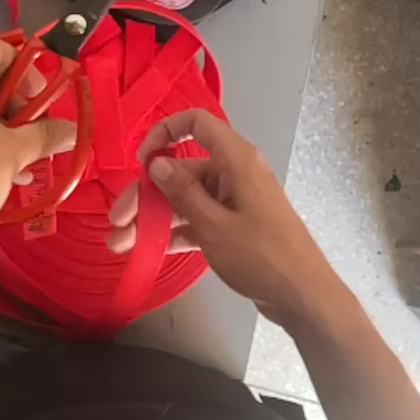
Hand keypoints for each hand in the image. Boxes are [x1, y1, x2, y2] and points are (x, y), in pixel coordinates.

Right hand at [108, 108, 349, 334]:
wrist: (303, 296)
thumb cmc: (261, 256)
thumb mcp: (214, 225)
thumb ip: (182, 192)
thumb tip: (157, 164)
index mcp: (235, 159)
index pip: (196, 123)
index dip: (164, 133)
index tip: (141, 161)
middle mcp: (234, 172)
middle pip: (181, 169)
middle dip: (145, 194)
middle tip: (116, 221)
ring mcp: (234, 200)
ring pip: (185, 199)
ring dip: (153, 218)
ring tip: (120, 243)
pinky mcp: (234, 225)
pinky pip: (197, 219)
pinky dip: (174, 231)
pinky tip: (146, 250)